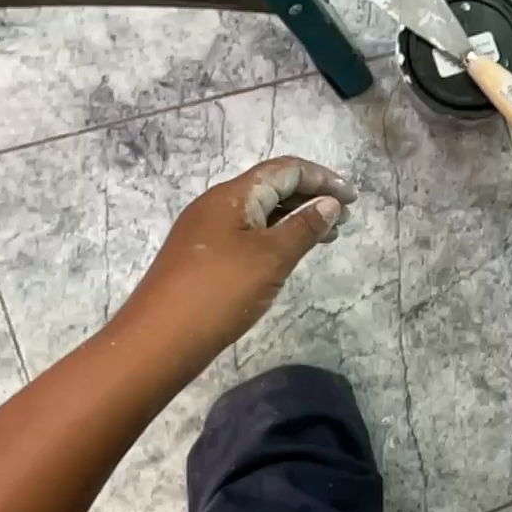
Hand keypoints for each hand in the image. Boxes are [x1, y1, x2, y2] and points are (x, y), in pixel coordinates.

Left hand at [111, 157, 359, 356]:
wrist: (158, 342)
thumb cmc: (220, 292)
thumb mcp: (272, 257)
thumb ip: (305, 226)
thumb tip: (331, 204)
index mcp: (232, 196)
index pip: (286, 170)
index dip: (323, 178)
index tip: (353, 198)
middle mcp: (218, 205)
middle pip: (273, 186)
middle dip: (312, 196)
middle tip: (345, 217)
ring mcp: (208, 230)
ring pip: (263, 211)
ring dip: (298, 216)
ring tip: (328, 235)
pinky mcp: (205, 254)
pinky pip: (251, 231)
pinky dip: (279, 234)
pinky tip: (293, 252)